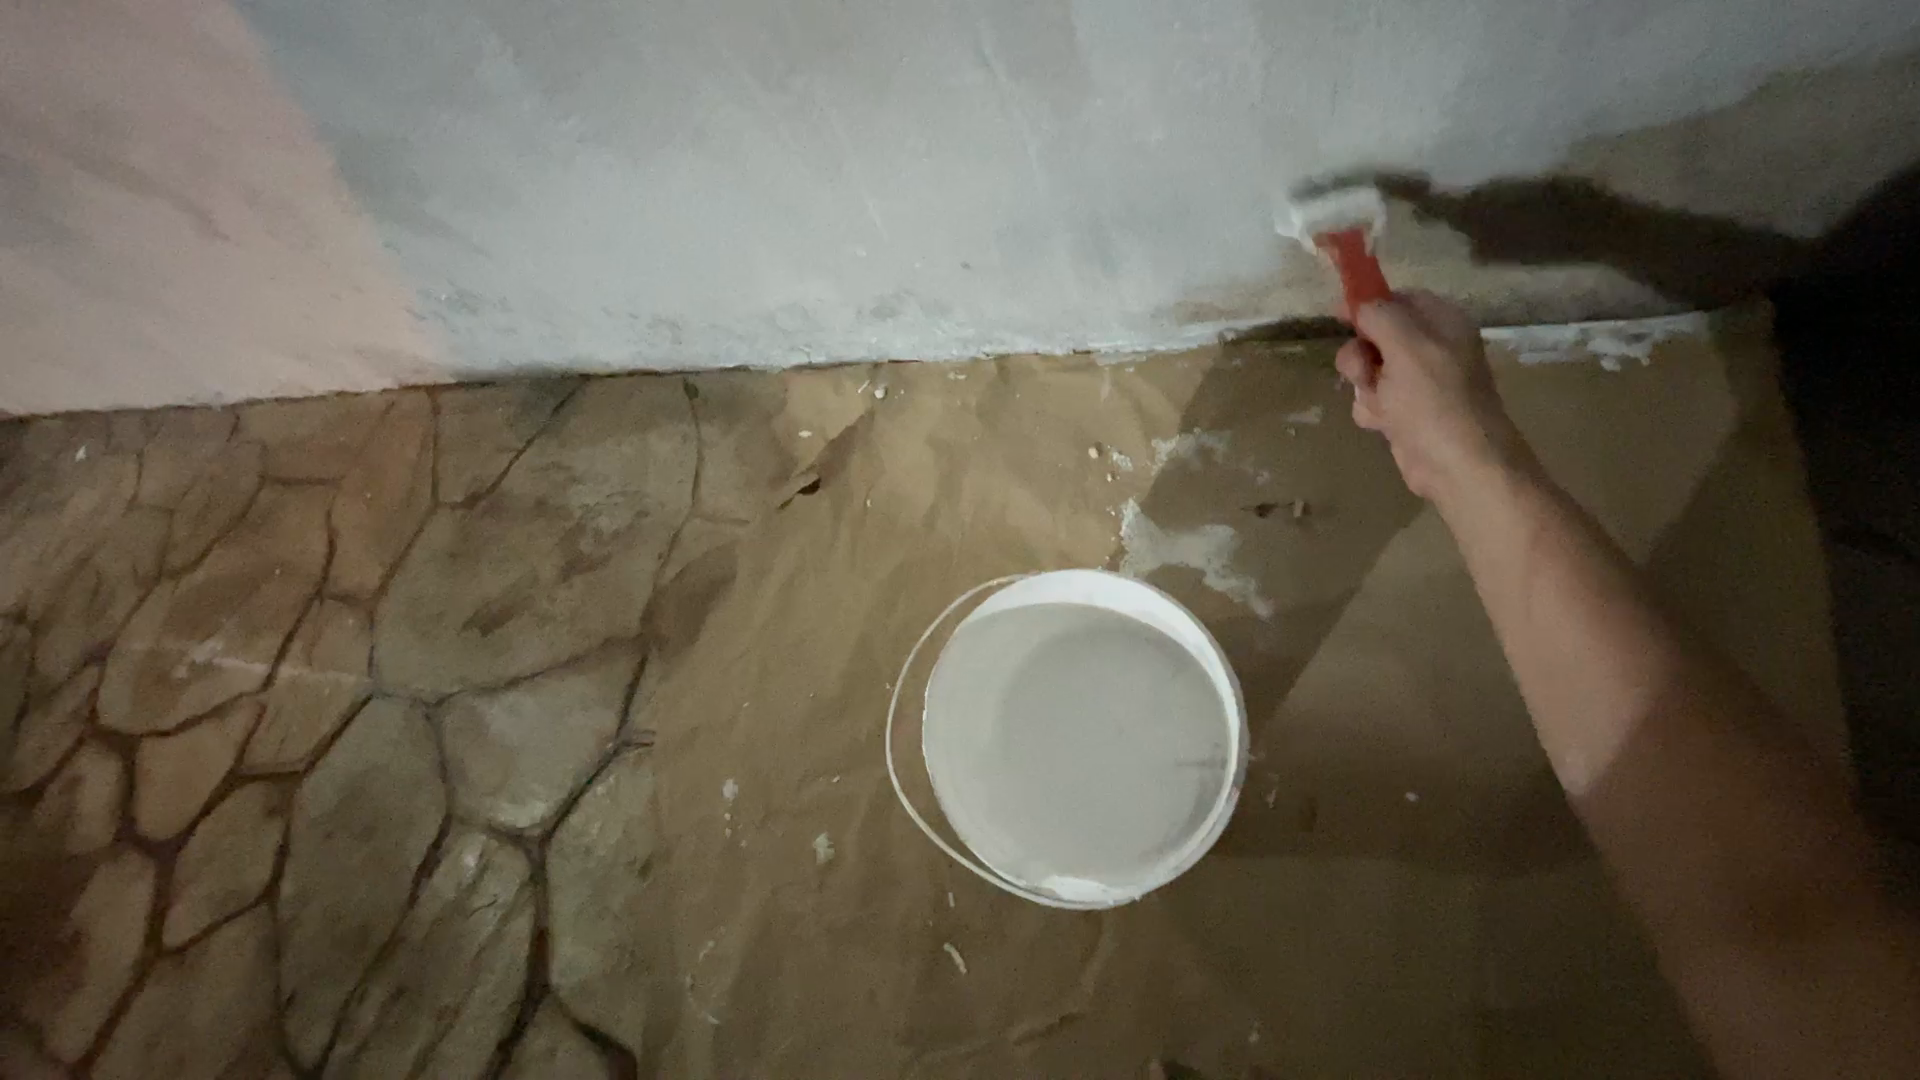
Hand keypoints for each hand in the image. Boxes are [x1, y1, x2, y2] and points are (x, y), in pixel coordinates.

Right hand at [1335, 291, 1528, 499]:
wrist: (1456, 464)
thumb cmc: (1435, 401)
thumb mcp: (1407, 347)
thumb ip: (1381, 316)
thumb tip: (1360, 302)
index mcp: (1441, 323)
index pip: (1398, 299)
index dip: (1368, 305)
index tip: (1339, 316)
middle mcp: (1429, 348)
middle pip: (1374, 336)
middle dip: (1361, 356)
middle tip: (1366, 372)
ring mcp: (1414, 381)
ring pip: (1366, 370)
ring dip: (1364, 387)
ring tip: (1382, 405)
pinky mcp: (1402, 410)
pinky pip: (1370, 399)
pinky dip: (1370, 410)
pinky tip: (1383, 423)